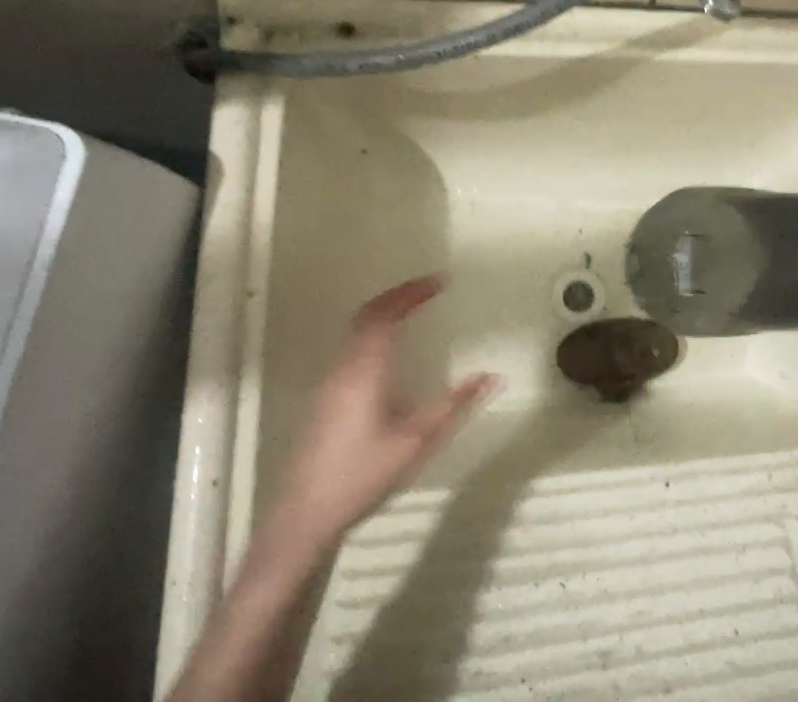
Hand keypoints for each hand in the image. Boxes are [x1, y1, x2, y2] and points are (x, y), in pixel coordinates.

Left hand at [272, 277, 498, 542]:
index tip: (439, 282)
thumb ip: (455, 406)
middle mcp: (344, 369)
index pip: (387, 315)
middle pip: (367, 317)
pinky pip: (352, 349)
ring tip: (413, 311)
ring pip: (356, 333)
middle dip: (397, 297)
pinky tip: (391, 353)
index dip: (411, 293)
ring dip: (384, 314)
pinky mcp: (326, 399)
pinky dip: (375, 334)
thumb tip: (492, 375)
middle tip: (427, 289)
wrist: (306, 515)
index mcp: (366, 372)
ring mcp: (330, 384)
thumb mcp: (418, 442)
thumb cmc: (363, 475)